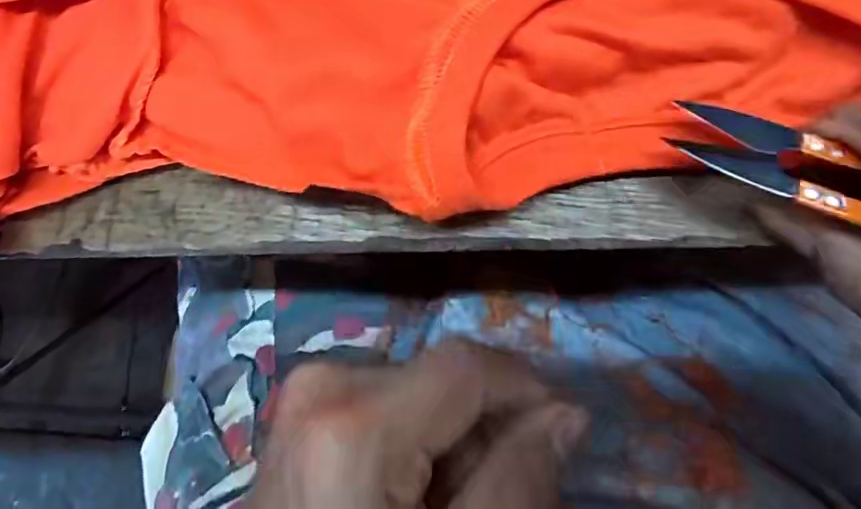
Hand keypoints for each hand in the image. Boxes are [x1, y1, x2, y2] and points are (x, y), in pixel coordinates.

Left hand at [248, 340, 588, 508]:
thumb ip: (516, 481)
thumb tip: (564, 414)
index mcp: (355, 420)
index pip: (464, 365)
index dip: (525, 388)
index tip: (564, 428)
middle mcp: (321, 387)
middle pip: (438, 379)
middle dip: (482, 426)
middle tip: (497, 489)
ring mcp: (302, 401)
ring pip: (414, 391)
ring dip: (448, 438)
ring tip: (448, 501)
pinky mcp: (296, 421)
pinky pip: (378, 407)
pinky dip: (411, 443)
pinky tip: (412, 496)